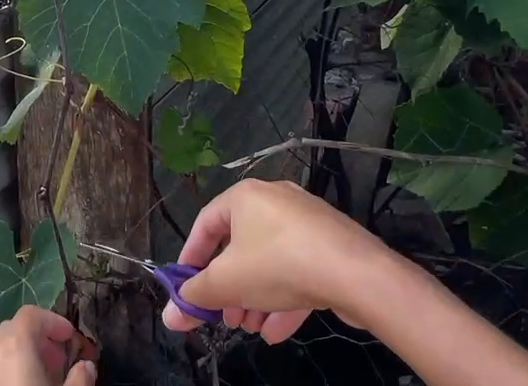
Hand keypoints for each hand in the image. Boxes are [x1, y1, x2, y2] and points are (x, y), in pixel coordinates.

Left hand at [0, 306, 97, 385]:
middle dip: (36, 338)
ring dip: (17, 356)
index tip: (71, 338)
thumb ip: (80, 380)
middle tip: (58, 358)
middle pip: (11, 330)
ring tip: (39, 378)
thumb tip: (86, 367)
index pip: (31, 315)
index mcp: (14, 346)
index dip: (53, 321)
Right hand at [162, 179, 396, 343]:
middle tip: (225, 317)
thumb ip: (196, 296)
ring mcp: (306, 221)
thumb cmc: (280, 264)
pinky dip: (284, 297)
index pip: (205, 223)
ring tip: (251, 329)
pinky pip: (299, 269)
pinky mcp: (331, 244)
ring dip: (256, 297)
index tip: (188, 286)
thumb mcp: (229, 282)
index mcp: (244, 196)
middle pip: (240, 246)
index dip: (192, 257)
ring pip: (271, 261)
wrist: (358, 274)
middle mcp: (274, 200)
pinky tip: (278, 331)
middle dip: (230, 286)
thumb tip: (169, 316)